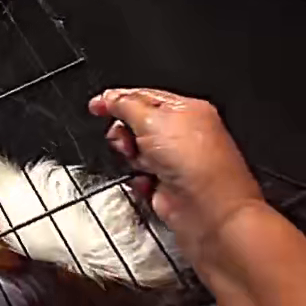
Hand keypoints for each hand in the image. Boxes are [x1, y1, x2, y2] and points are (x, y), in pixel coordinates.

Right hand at [87, 88, 267, 253]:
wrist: (208, 208)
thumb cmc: (196, 163)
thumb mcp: (152, 119)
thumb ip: (124, 104)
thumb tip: (107, 97)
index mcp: (185, 110)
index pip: (141, 96)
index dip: (116, 100)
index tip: (96, 106)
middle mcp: (181, 132)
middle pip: (132, 122)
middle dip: (123, 132)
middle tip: (128, 139)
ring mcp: (173, 157)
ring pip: (131, 147)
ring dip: (129, 154)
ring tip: (142, 162)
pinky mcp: (164, 179)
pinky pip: (135, 170)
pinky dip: (135, 174)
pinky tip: (147, 177)